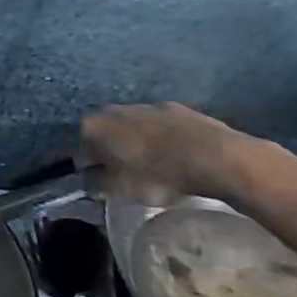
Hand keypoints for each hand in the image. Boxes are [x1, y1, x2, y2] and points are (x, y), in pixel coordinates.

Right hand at [74, 102, 254, 205]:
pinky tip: (177, 159)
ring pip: (132, 130)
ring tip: (157, 170)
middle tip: (130, 180)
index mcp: (93, 126)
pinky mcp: (175, 108)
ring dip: (137, 146)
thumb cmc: (158, 175)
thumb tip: (88, 179)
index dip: (92, 173)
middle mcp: (112, 109)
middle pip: (105, 137)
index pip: (81, 154)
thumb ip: (95, 184)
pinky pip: (159, 127)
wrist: (215, 156)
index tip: (107, 189)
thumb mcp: (120, 190)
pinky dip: (162, 140)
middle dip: (113, 156)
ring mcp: (145, 105)